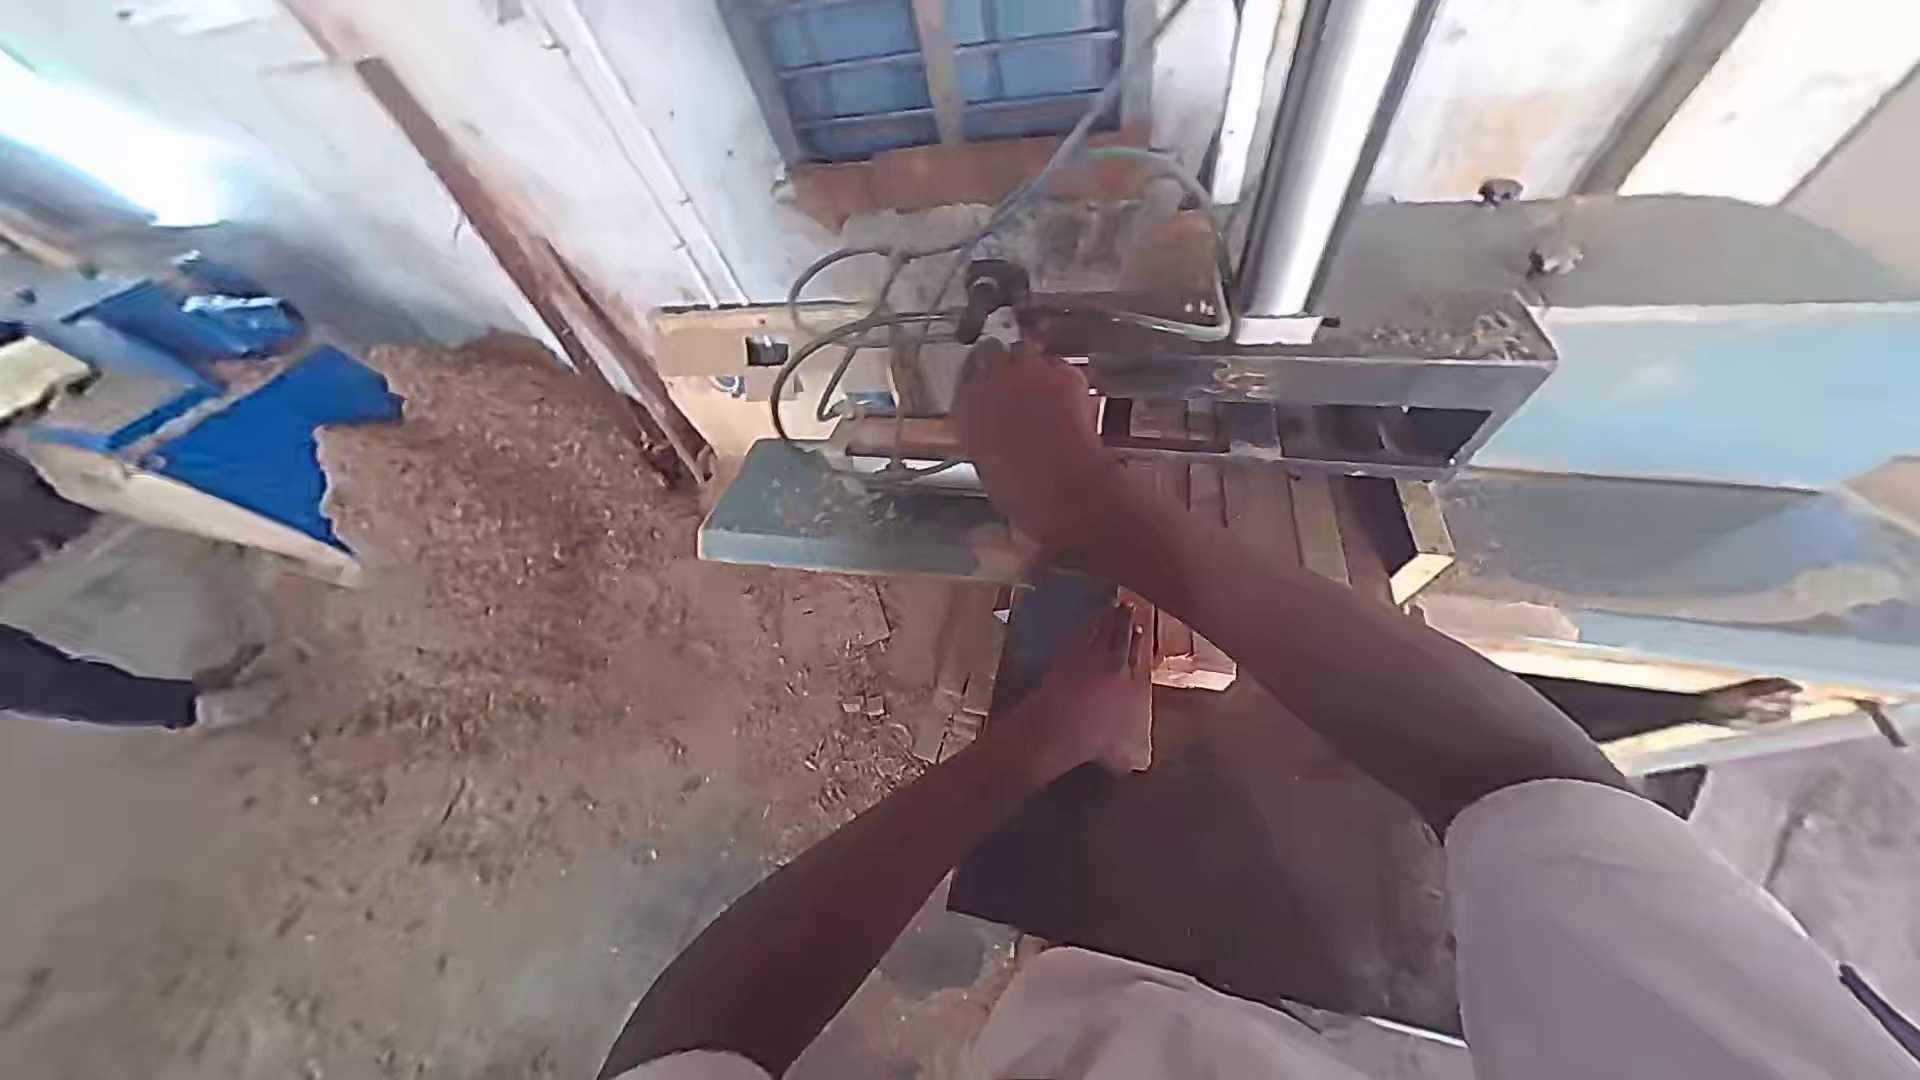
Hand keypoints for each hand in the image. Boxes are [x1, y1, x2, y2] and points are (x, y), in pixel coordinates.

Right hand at [955, 339, 1116, 551]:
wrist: (1063, 490)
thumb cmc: (1022, 490)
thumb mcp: (986, 463)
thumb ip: (983, 433)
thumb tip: (992, 429)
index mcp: (966, 406)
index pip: (965, 374)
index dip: (977, 378)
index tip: (984, 386)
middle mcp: (993, 380)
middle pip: (993, 353)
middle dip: (1004, 364)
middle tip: (1015, 382)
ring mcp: (1030, 372)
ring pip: (1028, 352)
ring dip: (1033, 367)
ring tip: (1043, 390)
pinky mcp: (1065, 374)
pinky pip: (1061, 368)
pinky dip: (1065, 380)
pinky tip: (1070, 401)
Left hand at [988, 600, 1154, 782]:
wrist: (1062, 728)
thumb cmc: (1098, 744)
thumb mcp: (1131, 755)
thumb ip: (1140, 750)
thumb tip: (1144, 759)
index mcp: (1135, 684)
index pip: (1142, 655)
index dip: (1142, 639)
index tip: (1143, 625)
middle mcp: (1116, 664)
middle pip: (1123, 635)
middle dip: (1127, 619)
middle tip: (1130, 604)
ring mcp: (1089, 657)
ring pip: (1102, 630)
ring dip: (1108, 617)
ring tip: (1112, 605)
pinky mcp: (1066, 656)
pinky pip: (1079, 635)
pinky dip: (1085, 626)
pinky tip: (1085, 622)